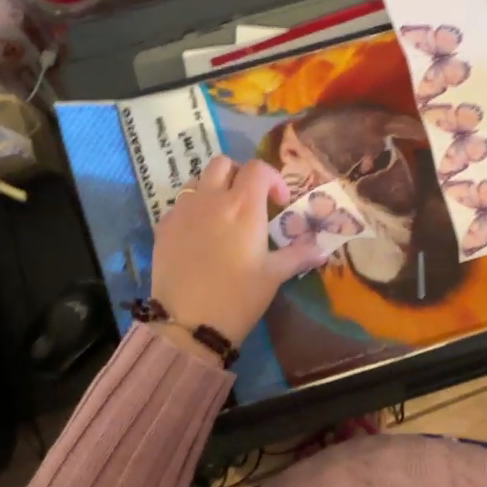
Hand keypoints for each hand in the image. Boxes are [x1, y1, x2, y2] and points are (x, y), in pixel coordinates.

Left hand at [151, 156, 326, 349]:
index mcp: (243, 207)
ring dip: (214, 188)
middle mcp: (211, 199)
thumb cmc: (238, 297)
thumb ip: (297, 255)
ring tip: (223, 215)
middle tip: (250, 201)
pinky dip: (193, 210)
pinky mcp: (163, 226)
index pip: (258, 169)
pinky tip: (200, 236)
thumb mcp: (272, 276)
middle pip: (224, 164)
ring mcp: (183, 210)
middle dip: (240, 175)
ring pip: (197, 180)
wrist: (188, 323)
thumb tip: (323, 249)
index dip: (273, 179)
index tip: (279, 202)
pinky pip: (180, 204)